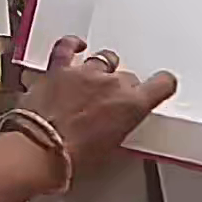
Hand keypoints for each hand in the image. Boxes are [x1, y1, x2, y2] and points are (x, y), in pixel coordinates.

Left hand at [22, 36, 176, 177]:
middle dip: (120, 88)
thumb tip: (113, 128)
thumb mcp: (109, 150)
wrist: (40, 150)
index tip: (159, 87)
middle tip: (108, 104)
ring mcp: (84, 73)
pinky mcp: (58, 69)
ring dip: (100, 69)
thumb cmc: (72, 157)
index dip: (161, 85)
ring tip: (92, 81)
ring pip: (102, 60)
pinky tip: (76, 46)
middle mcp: (111, 83)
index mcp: (132, 105)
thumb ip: (118, 129)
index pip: (162, 84)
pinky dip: (72, 44)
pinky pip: (67, 47)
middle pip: (126, 76)